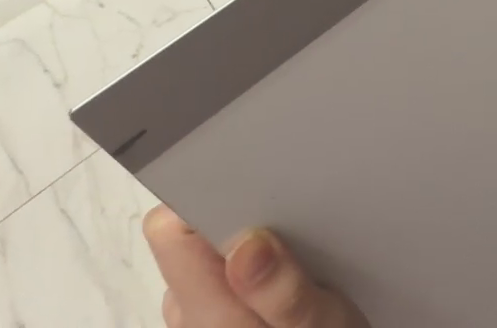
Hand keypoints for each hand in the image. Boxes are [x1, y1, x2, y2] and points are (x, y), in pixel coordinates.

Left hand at [144, 206, 370, 327]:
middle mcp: (185, 321)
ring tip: (293, 260)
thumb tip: (247, 245)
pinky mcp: (210, 326)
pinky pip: (217, 281)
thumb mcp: (326, 327)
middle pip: (189, 239)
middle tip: (288, 229)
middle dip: (234, 225)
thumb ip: (285, 294)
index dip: (205, 196)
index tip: (251, 183)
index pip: (170, 228)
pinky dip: (245, 274)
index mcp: (203, 316)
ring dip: (243, 250)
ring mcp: (194, 327)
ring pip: (206, 260)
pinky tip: (282, 284)